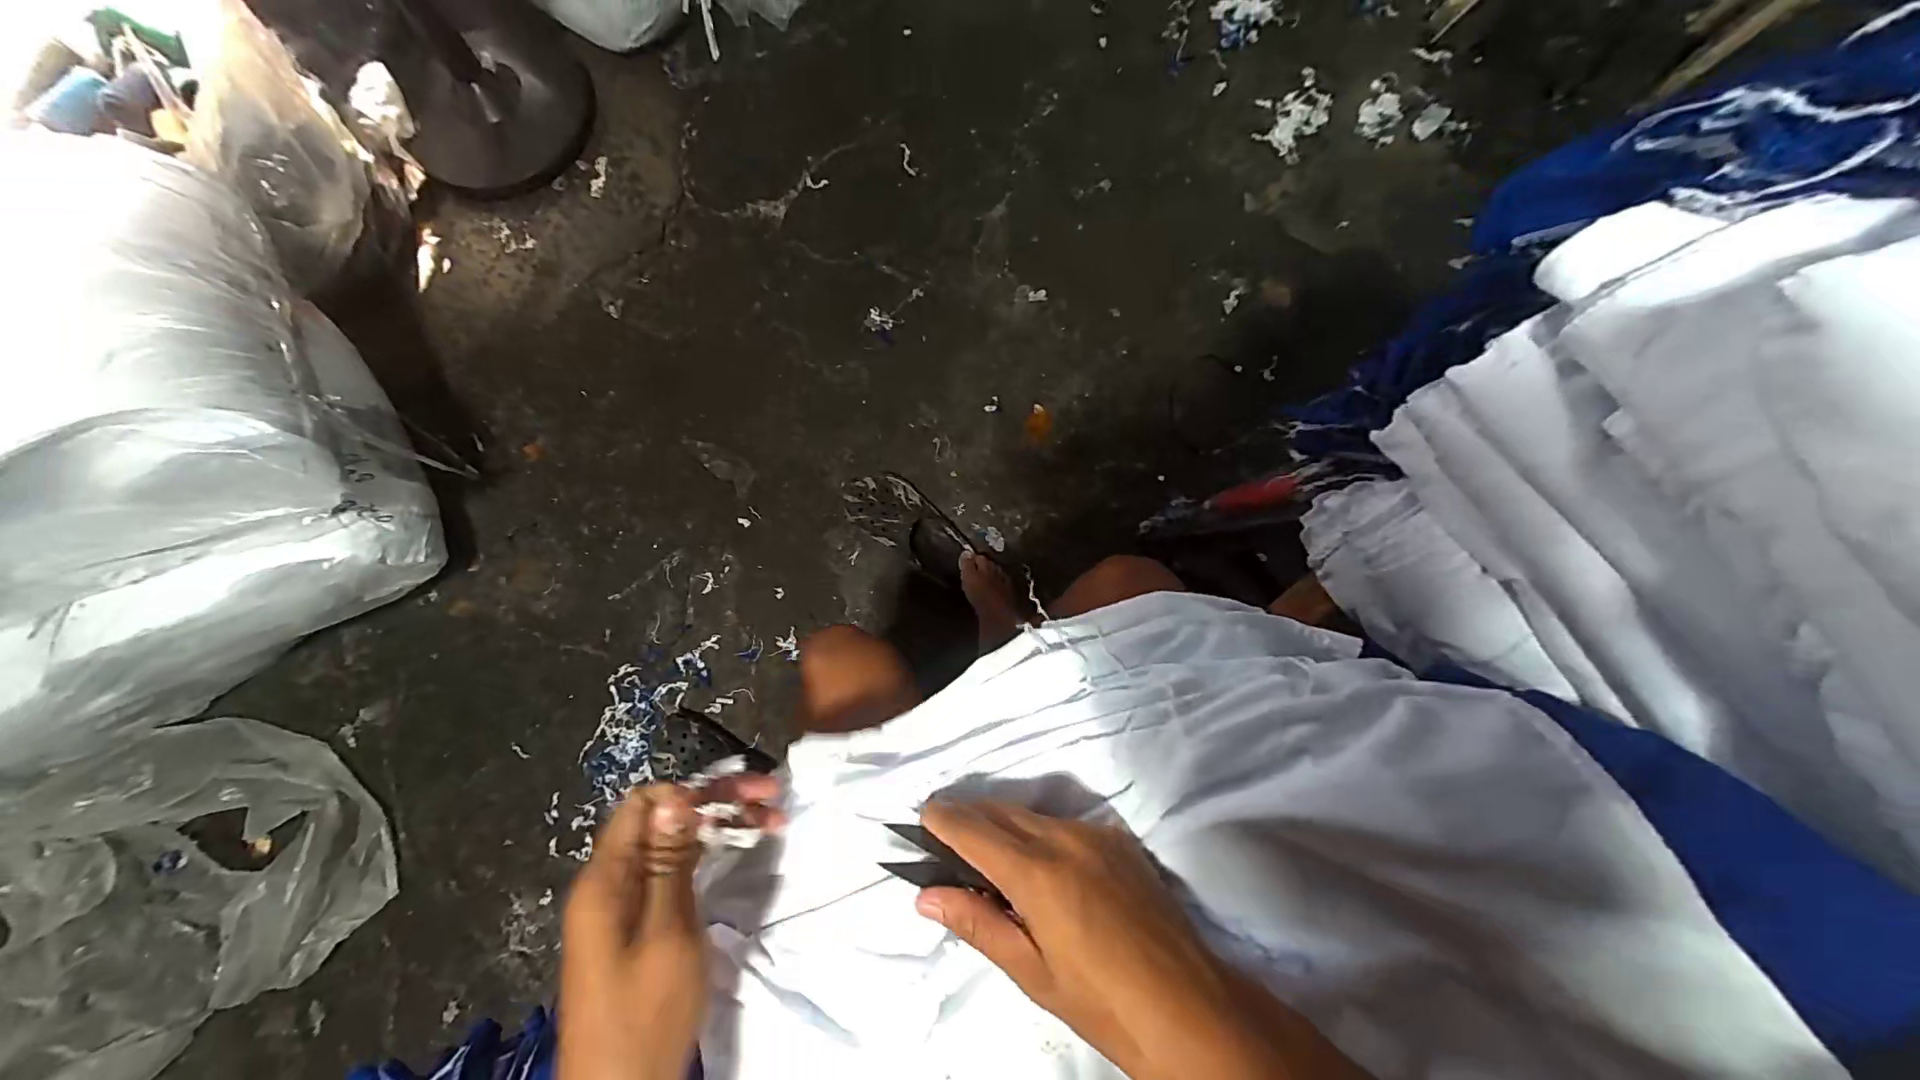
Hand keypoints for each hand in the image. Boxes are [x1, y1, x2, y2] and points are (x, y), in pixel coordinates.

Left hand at [559, 776, 783, 1079]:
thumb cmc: (645, 1014)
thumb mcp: (666, 933)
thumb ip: (669, 862)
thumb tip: (674, 795)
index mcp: (605, 879)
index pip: (643, 804)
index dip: (691, 791)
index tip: (740, 797)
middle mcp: (611, 881)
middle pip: (664, 818)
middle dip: (717, 801)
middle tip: (771, 795)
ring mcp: (625, 903)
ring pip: (674, 841)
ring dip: (720, 825)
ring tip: (772, 818)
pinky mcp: (641, 922)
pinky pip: (673, 869)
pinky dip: (708, 854)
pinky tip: (743, 847)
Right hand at [916, 800, 1368, 1079]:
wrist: (1189, 1005)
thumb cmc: (1100, 1001)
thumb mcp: (1030, 971)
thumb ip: (977, 922)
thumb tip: (926, 895)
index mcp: (1038, 872)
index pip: (975, 829)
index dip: (944, 819)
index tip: (922, 817)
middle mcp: (1065, 838)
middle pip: (1002, 811)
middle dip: (970, 817)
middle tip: (945, 835)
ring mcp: (1097, 834)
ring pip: (1033, 815)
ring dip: (1003, 823)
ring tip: (986, 851)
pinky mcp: (1119, 840)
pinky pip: (1064, 824)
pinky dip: (1038, 832)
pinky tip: (1037, 862)